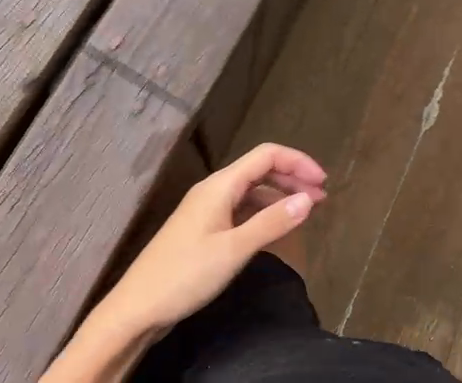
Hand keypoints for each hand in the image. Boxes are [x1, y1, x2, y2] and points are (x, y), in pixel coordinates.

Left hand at [97, 143, 327, 334]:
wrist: (137, 307)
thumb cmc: (186, 274)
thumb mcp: (234, 250)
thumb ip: (272, 223)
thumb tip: (308, 198)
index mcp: (221, 184)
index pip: (266, 155)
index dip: (297, 161)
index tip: (324, 181)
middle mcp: (214, 189)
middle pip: (259, 170)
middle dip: (292, 178)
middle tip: (322, 197)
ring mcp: (207, 210)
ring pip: (251, 191)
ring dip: (280, 196)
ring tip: (307, 211)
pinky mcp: (204, 230)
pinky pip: (241, 210)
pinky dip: (264, 213)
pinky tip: (277, 228)